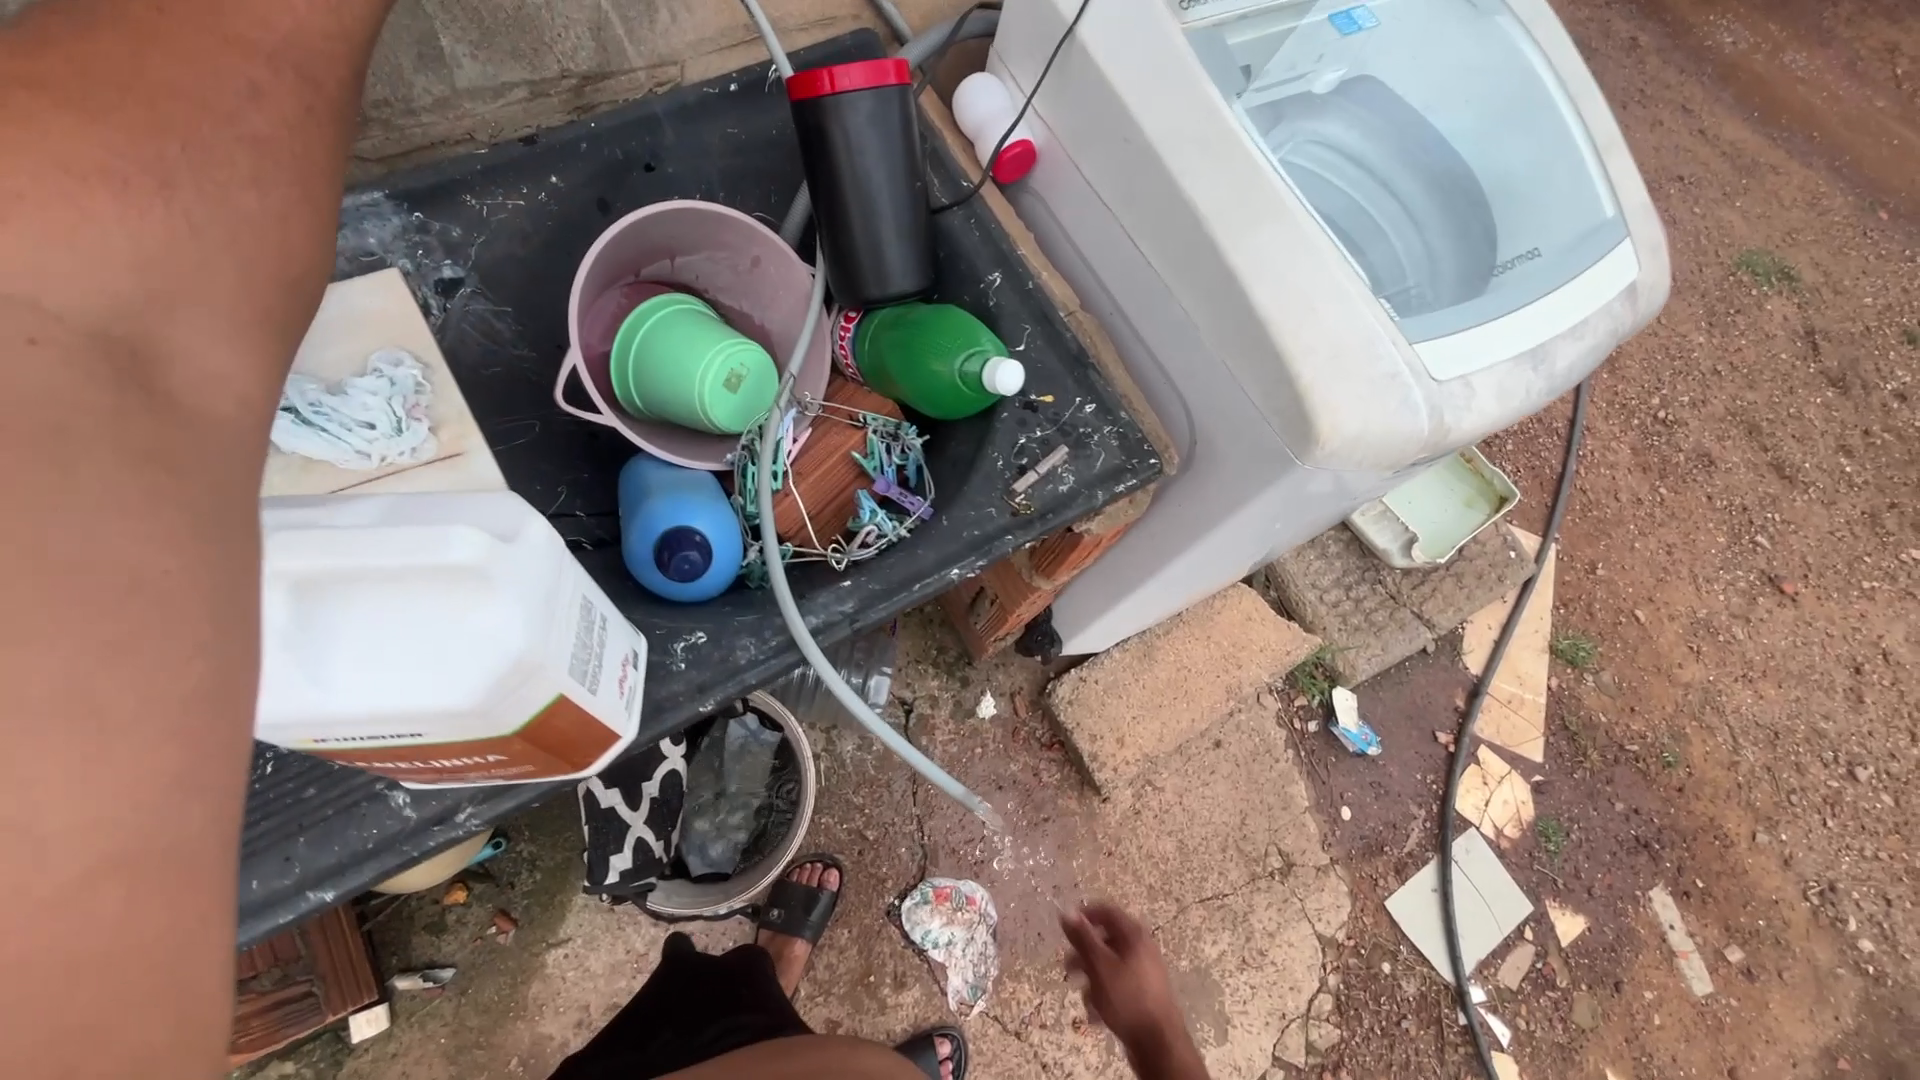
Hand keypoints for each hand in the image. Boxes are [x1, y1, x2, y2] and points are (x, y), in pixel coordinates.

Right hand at [1059, 903, 1186, 1057]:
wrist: (1159, 1043)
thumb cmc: (1127, 998)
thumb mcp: (1099, 966)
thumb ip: (1083, 938)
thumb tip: (1066, 911)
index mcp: (1134, 935)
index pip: (1106, 911)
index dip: (1084, 915)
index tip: (1066, 929)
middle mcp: (1142, 947)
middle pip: (1106, 939)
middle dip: (1084, 953)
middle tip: (1069, 967)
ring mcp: (1145, 970)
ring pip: (1110, 964)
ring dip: (1092, 976)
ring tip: (1083, 994)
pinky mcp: (1144, 992)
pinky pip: (1119, 983)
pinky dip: (1105, 992)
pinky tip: (1097, 1011)